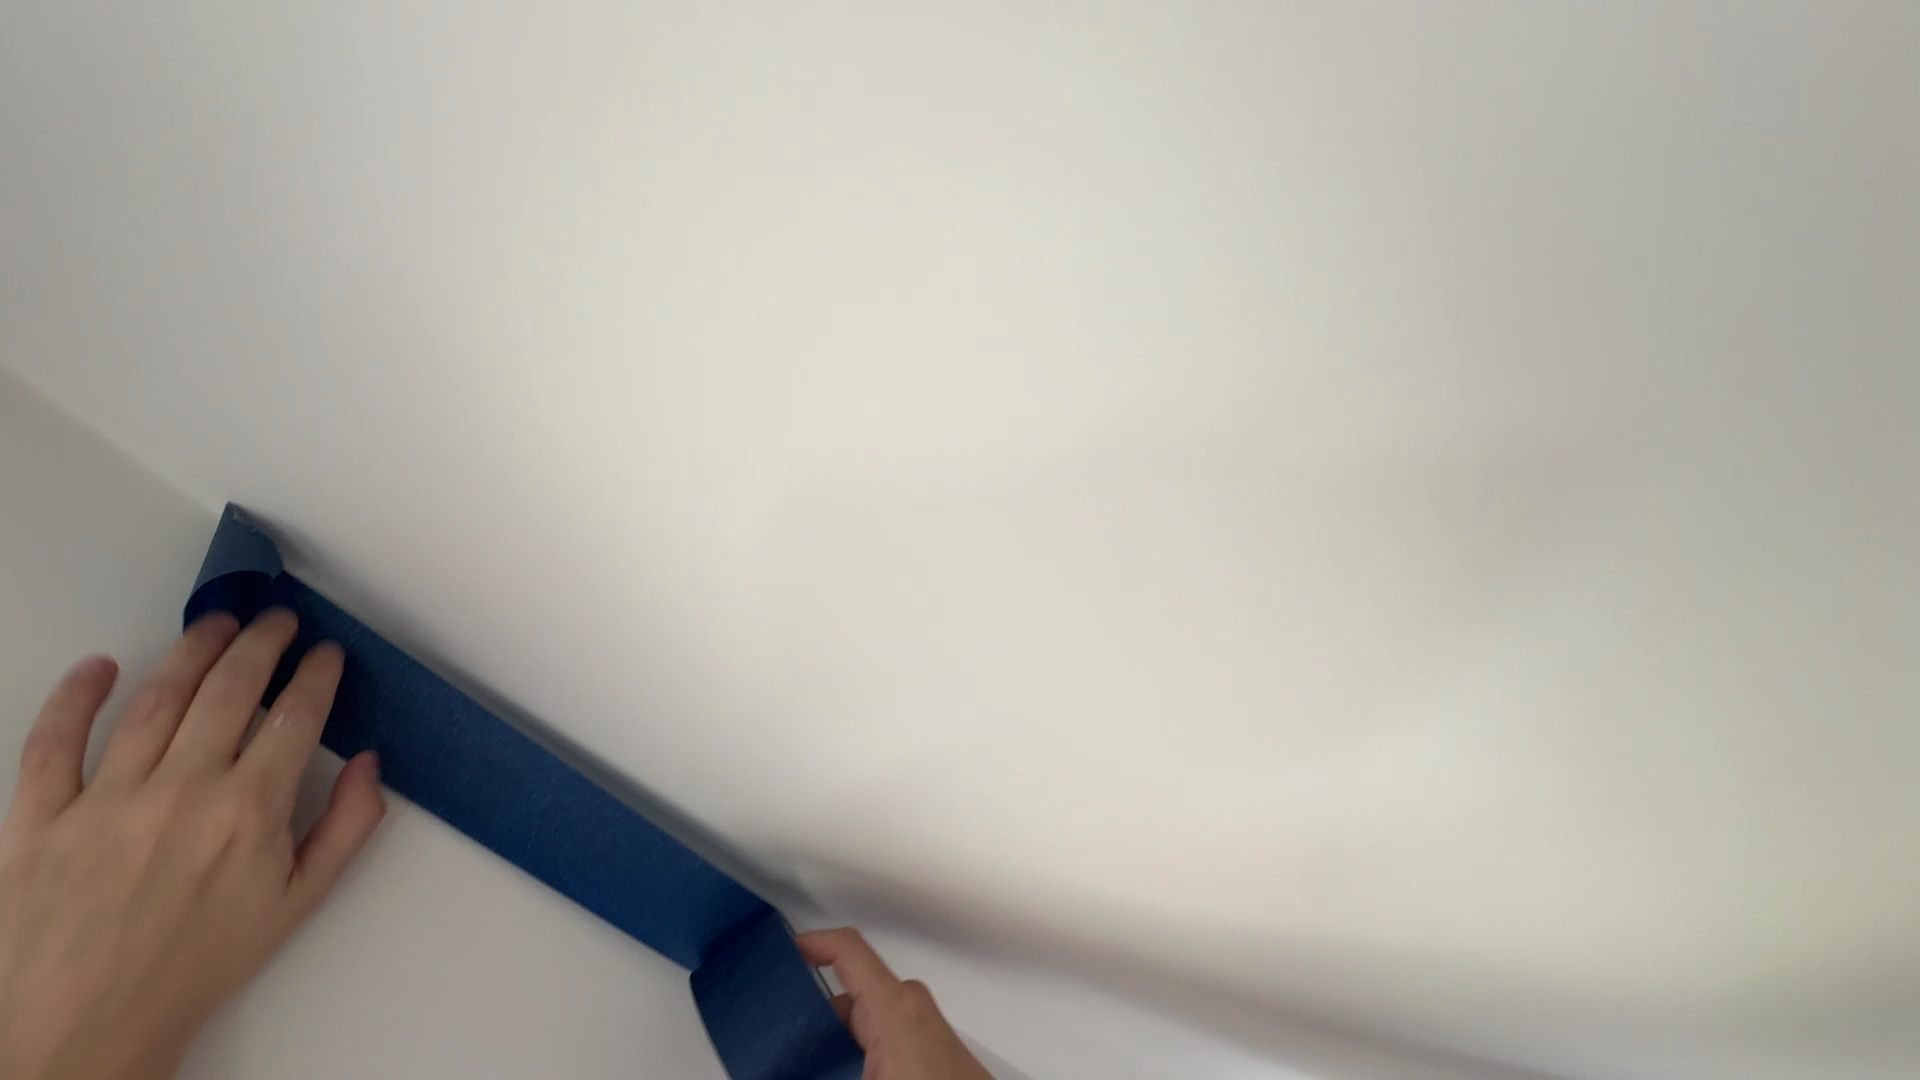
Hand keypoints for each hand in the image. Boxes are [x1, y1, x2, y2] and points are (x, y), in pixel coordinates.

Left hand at [0, 610, 385, 1079]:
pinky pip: (48, 746)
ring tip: (216, 622)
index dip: (316, 674)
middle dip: (261, 644)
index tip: (327, 653)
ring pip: (152, 703)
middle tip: (278, 618)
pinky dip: (71, 699)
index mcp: (251, 811)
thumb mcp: (304, 897)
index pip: (295, 716)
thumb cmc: (207, 956)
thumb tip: (371, 761)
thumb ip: (351, 824)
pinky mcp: (35, 822)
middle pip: (228, 692)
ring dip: (190, 652)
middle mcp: (181, 793)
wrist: (85, 1027)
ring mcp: (103, 803)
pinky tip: (98, 665)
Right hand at [798, 928, 993, 1079]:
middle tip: (780, 1037)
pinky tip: (839, 1073)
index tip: (781, 953)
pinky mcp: (929, 1049)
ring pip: (864, 1020)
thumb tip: (780, 1069)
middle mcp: (910, 1006)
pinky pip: (882, 1037)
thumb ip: (822, 1068)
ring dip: (833, 1041)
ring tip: (804, 1063)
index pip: (848, 949)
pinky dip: (856, 1052)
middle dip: (811, 1015)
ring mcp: (922, 1026)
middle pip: (849, 993)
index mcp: (894, 1006)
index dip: (812, 943)